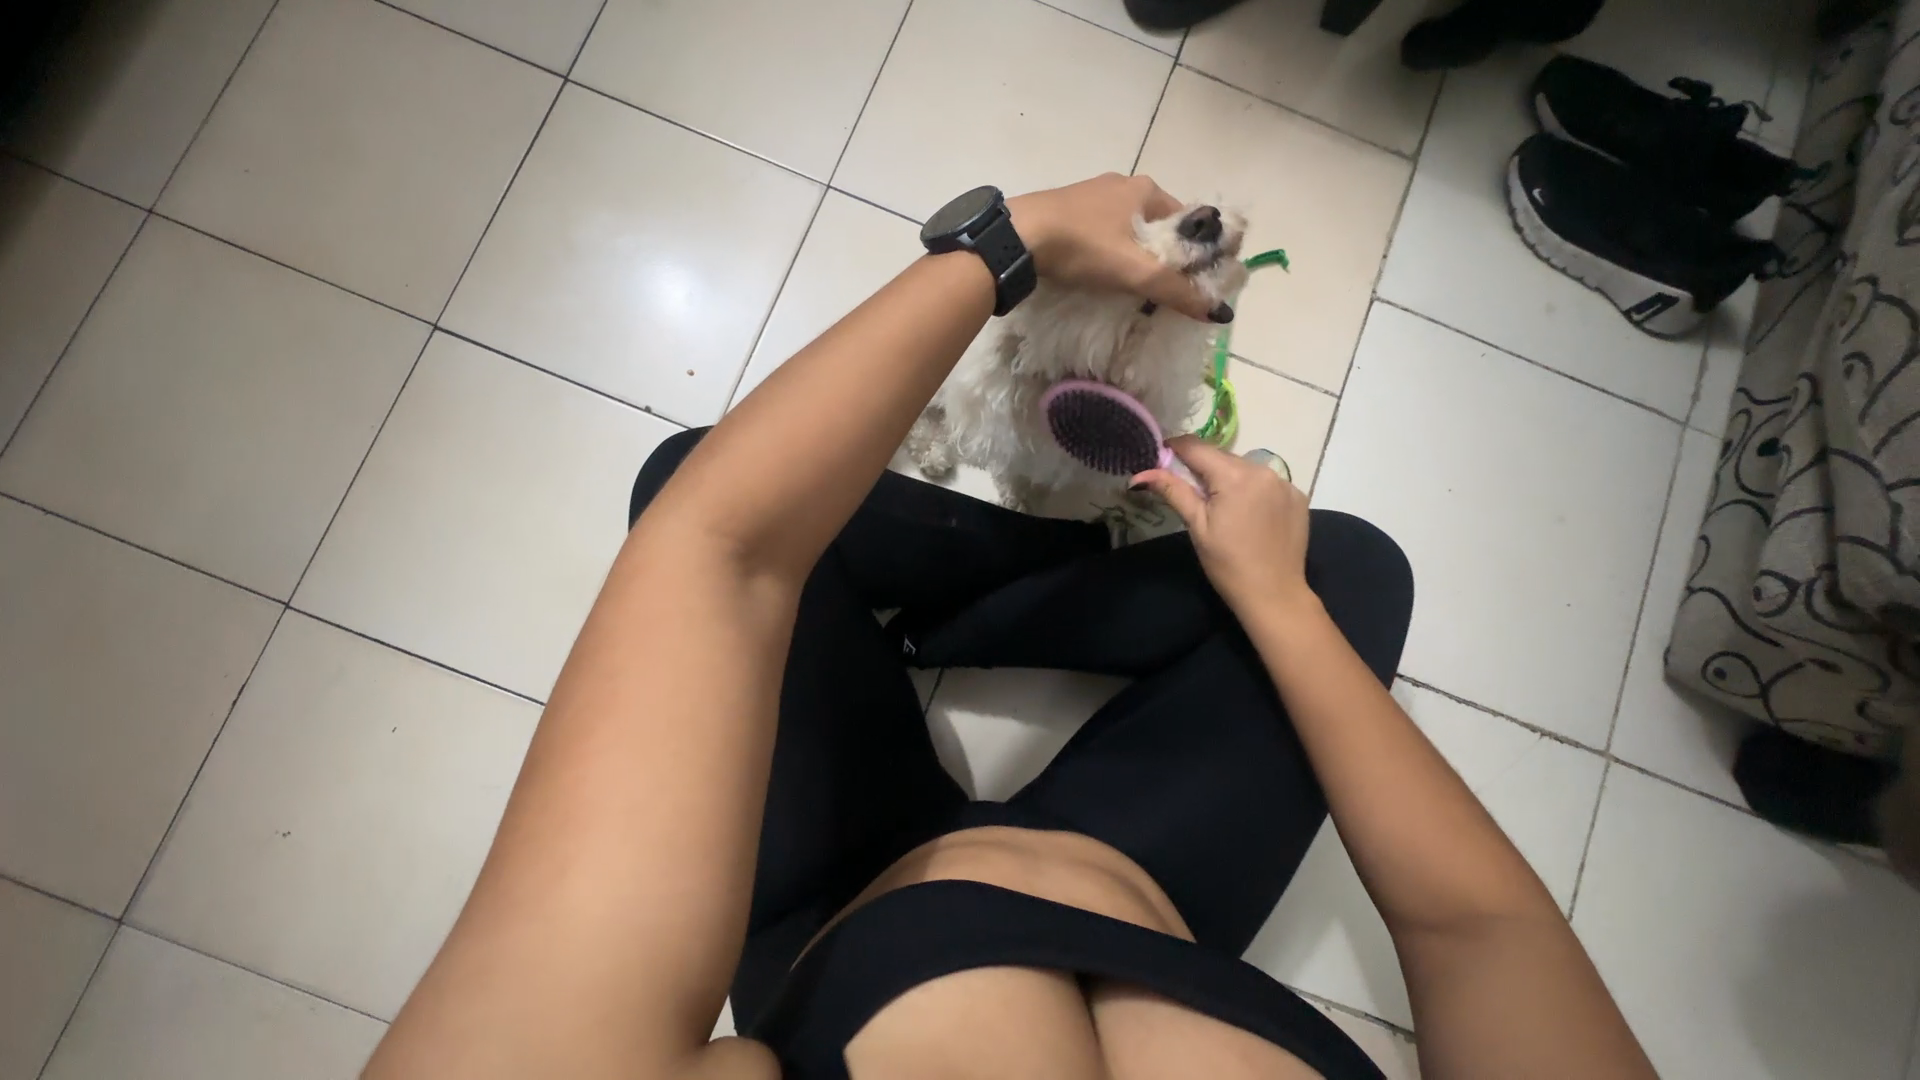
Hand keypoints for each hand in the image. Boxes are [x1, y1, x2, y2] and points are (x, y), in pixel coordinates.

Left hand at [1007, 174, 1228, 322]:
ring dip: (1132, 255)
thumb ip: (1177, 291)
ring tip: (1130, 286)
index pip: (1187, 221)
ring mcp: (1090, 196)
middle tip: (1160, 291)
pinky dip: (1106, 252)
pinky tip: (1098, 272)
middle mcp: (1121, 184)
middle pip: (1156, 225)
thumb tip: (1219, 312)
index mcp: (1146, 188)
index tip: (1192, 282)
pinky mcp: (1065, 211)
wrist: (1018, 238)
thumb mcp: (1136, 272)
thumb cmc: (1083, 247)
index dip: (1194, 252)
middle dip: (1162, 256)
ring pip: (1126, 229)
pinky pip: (1099, 233)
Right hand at [1132, 436, 1315, 616]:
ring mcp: (1285, 483)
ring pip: (1245, 469)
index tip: (1161, 456)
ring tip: (1221, 507)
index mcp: (1235, 476)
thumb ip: (1173, 491)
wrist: (1274, 594)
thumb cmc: (1227, 564)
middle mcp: (1263, 470)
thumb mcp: (1196, 526)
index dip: (1175, 448)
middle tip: (1188, 490)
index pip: (1197, 447)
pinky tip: (1249, 515)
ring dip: (1228, 478)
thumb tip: (1140, 474)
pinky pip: (1266, 483)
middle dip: (1202, 467)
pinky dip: (1252, 490)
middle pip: (1222, 457)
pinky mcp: (1297, 496)